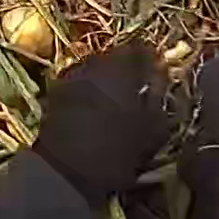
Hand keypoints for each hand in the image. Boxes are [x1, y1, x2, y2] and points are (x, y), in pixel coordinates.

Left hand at [32, 42, 171, 203]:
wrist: (65, 170)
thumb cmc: (115, 152)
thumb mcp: (150, 130)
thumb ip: (158, 98)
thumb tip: (162, 78)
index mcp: (119, 68)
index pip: (139, 49)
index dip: (151, 57)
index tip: (159, 69)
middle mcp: (92, 63)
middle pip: (115, 55)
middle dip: (128, 66)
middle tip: (140, 86)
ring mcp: (71, 74)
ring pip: (96, 66)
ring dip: (107, 76)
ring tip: (118, 99)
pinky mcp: (56, 89)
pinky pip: (80, 80)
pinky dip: (90, 88)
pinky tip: (96, 108)